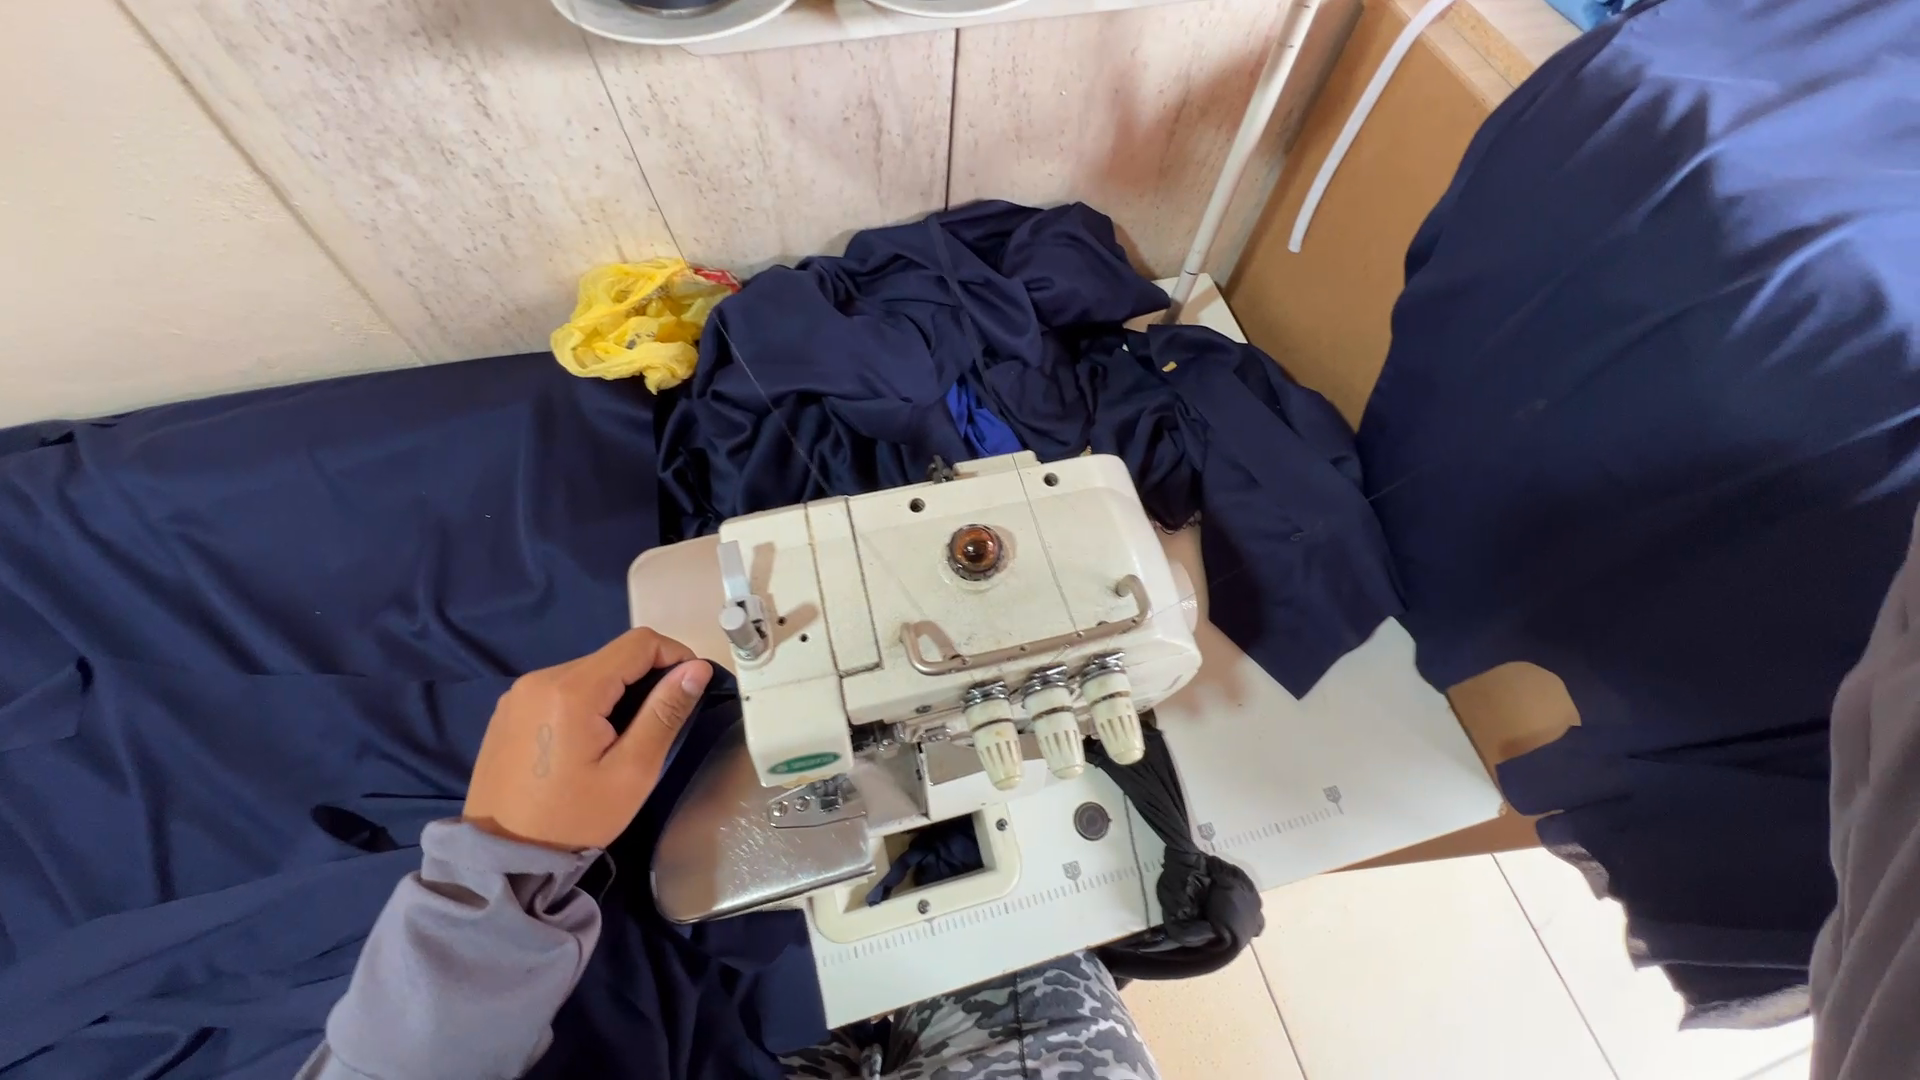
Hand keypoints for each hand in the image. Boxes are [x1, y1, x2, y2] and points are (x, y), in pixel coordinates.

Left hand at [463, 628, 712, 851]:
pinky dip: (590, 700)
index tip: (689, 689)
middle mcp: (541, 678)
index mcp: (572, 689)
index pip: (640, 643)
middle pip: (614, 655)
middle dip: (647, 677)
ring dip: (619, 690)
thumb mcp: (633, 770)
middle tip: (660, 723)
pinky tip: (590, 740)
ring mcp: (519, 693)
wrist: (499, 860)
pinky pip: (564, 687)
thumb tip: (697, 668)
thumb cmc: (574, 817)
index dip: (676, 656)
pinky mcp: (509, 710)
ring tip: (625, 736)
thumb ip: (666, 711)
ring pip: (590, 670)